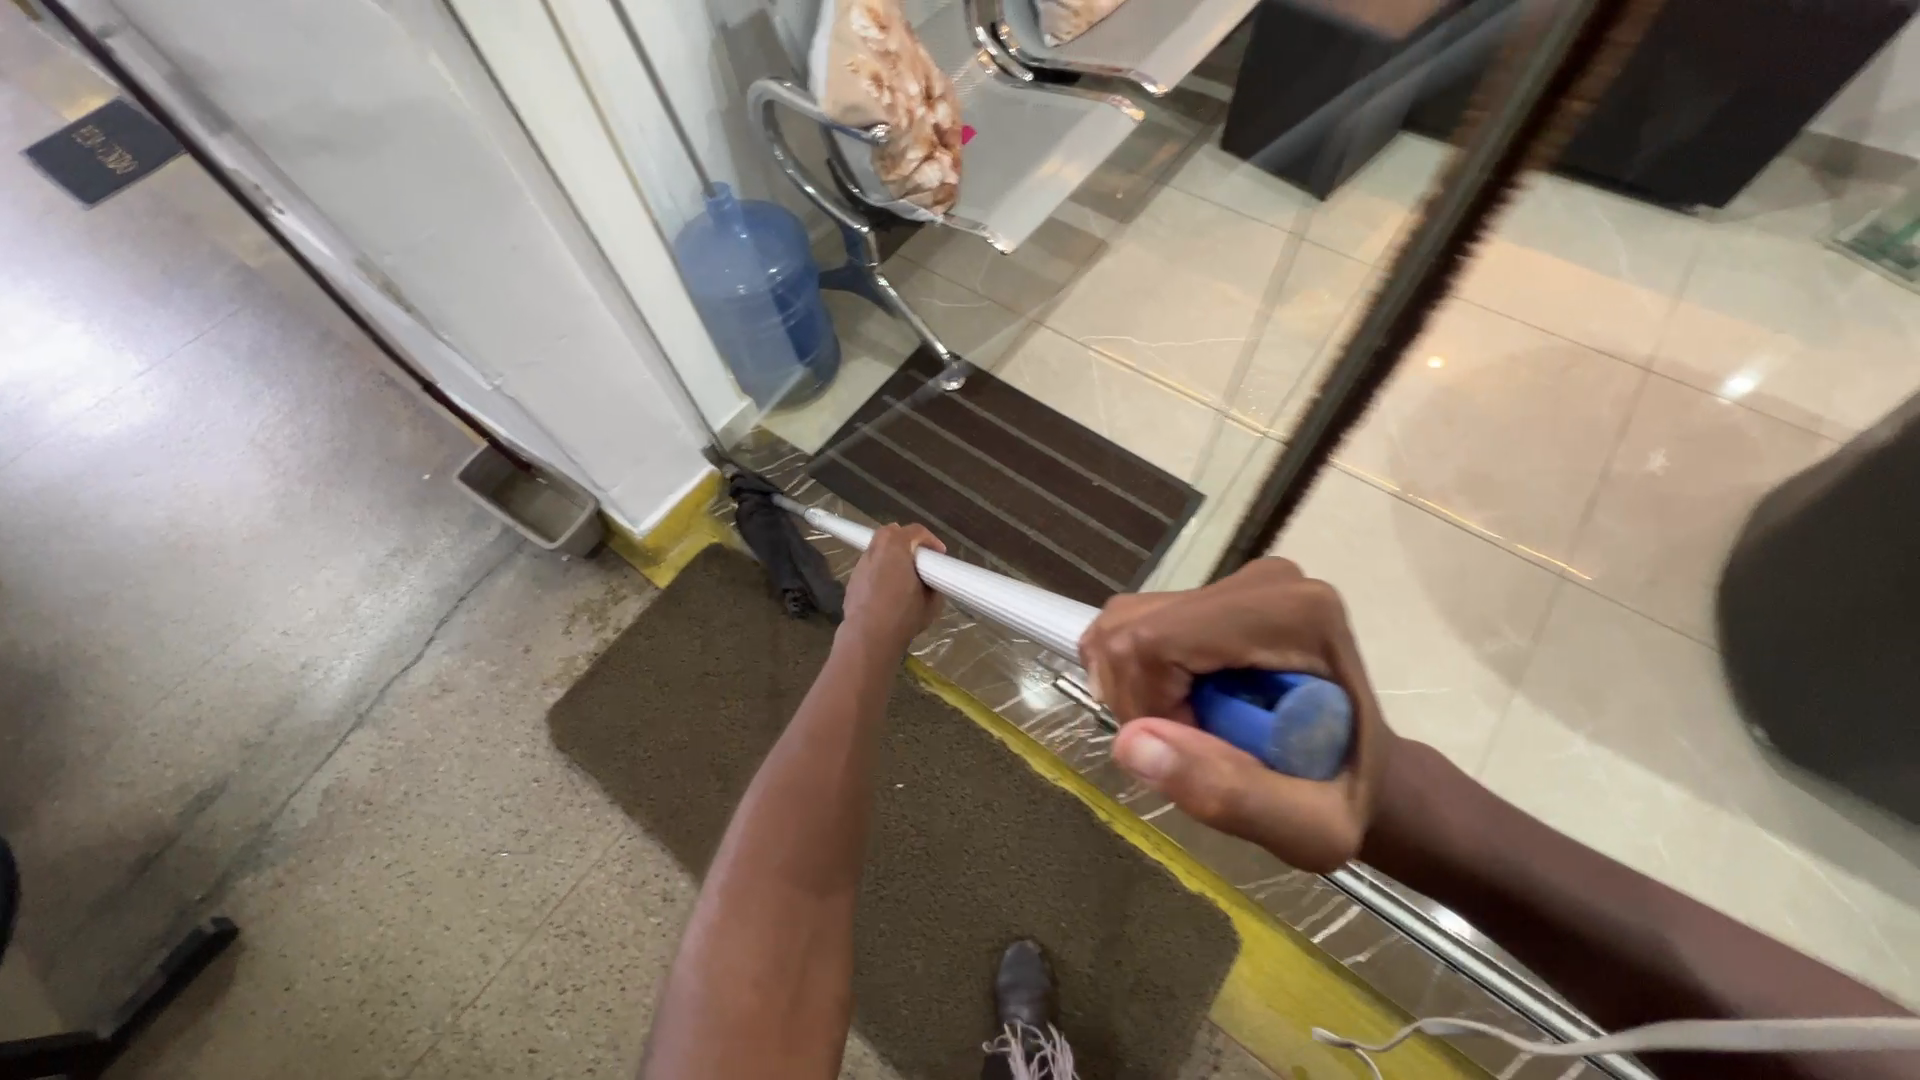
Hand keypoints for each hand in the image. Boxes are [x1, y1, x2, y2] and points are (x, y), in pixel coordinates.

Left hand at [839, 523, 945, 655]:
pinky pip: (870, 566)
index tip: (939, 555)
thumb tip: (930, 583)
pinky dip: (880, 570)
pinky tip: (887, 588)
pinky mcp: (852, 580)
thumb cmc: (903, 615)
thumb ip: (932, 584)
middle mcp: (876, 550)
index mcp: (896, 547)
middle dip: (907, 540)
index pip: (916, 531)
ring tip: (902, 573)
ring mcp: (861, 564)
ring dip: (891, 555)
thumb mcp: (932, 602)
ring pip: (878, 549)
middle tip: (919, 557)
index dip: (931, 541)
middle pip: (891, 532)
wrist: (869, 636)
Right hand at [1078, 558, 1395, 872]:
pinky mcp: (1213, 591)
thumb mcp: (1307, 828)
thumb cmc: (1346, 800)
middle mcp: (1261, 582)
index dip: (1145, 705)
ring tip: (1183, 730)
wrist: (1364, 767)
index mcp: (1291, 616)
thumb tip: (1130, 743)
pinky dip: (1133, 674)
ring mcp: (1235, 582)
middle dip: (1134, 699)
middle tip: (1183, 747)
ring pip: (1124, 622)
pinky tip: (1175, 704)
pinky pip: (1133, 622)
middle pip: (1130, 625)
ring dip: (1130, 688)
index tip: (1186, 754)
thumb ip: (1227, 792)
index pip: (1155, 640)